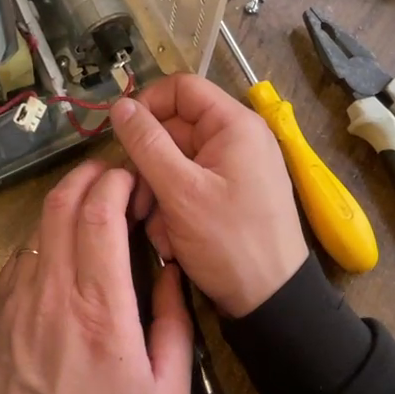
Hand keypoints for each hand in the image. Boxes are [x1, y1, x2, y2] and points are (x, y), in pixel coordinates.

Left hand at [0, 160, 192, 393]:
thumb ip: (174, 324)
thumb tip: (170, 268)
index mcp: (101, 313)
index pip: (100, 216)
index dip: (116, 183)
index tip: (133, 180)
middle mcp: (53, 295)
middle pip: (62, 205)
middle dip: (88, 176)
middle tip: (111, 174)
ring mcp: (17, 301)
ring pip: (38, 225)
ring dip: (65, 202)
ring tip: (90, 205)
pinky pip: (20, 255)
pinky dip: (44, 235)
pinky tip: (62, 247)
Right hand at [111, 73, 308, 316]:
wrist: (274, 304)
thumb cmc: (229, 242)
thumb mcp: (180, 191)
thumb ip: (146, 143)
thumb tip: (120, 105)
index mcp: (234, 125)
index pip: (181, 88)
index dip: (147, 104)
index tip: (121, 135)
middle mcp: (237, 138)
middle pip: (174, 128)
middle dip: (148, 162)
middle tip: (131, 198)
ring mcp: (235, 168)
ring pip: (176, 160)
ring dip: (157, 190)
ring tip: (154, 228)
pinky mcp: (230, 194)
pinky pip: (190, 184)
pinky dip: (174, 206)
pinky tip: (170, 238)